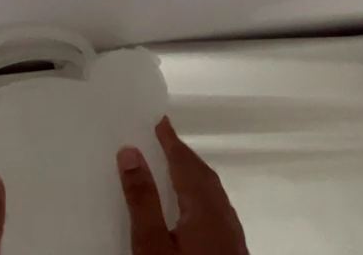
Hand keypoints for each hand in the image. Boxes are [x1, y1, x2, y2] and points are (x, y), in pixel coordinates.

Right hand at [117, 118, 249, 254]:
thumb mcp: (151, 246)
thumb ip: (141, 199)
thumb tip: (130, 150)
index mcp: (204, 209)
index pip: (185, 163)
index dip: (170, 140)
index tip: (158, 119)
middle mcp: (223, 219)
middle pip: (204, 177)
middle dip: (184, 156)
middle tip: (162, 140)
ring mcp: (232, 240)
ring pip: (213, 196)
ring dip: (194, 177)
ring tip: (173, 169)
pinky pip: (217, 212)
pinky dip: (200, 198)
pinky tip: (190, 212)